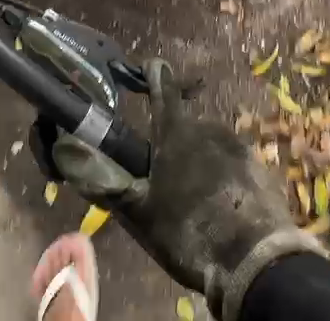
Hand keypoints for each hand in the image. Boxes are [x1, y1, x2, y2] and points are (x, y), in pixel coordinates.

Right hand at [50, 59, 323, 320]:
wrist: (257, 261)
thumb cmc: (190, 230)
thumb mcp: (139, 215)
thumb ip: (105, 184)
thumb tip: (67, 157)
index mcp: (176, 130)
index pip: (162, 85)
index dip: (152, 74)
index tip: (147, 66)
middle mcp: (209, 127)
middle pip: (184, 125)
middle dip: (173, 144)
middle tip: (162, 178)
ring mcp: (239, 146)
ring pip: (209, 147)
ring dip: (198, 163)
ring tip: (192, 200)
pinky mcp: (261, 169)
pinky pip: (232, 167)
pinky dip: (223, 180)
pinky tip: (219, 209)